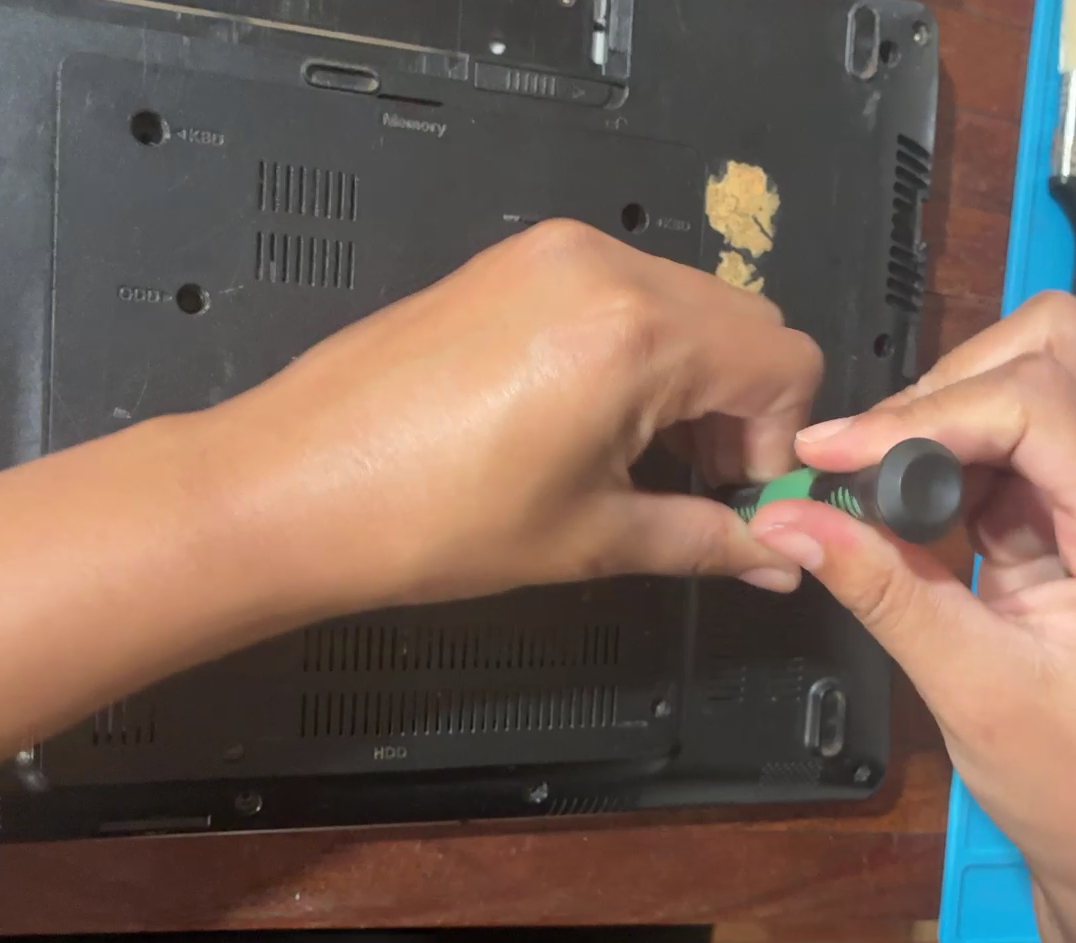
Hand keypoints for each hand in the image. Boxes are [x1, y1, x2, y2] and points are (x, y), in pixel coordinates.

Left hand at [200, 220, 823, 612]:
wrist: (289, 487)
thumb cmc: (438, 524)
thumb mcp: (593, 541)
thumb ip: (708, 542)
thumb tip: (783, 560)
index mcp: (638, 334)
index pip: (786, 362)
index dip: (779, 442)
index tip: (737, 499)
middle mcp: (609, 266)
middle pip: (749, 326)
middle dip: (744, 410)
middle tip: (694, 483)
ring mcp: (559, 250)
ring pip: (694, 307)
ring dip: (699, 382)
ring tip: (643, 456)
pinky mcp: (521, 257)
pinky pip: (632, 293)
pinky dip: (649, 353)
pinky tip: (599, 414)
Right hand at [746, 293, 1075, 904]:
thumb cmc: (1066, 778)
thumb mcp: (964, 683)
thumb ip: (876, 586)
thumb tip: (781, 516)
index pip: (1039, 404)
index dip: (926, 414)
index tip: (832, 454)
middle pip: (1057, 348)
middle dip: (950, 384)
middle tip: (874, 457)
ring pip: (1036, 372)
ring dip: (947, 410)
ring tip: (882, 480)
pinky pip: (1017, 429)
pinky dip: (953, 446)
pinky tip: (915, 499)